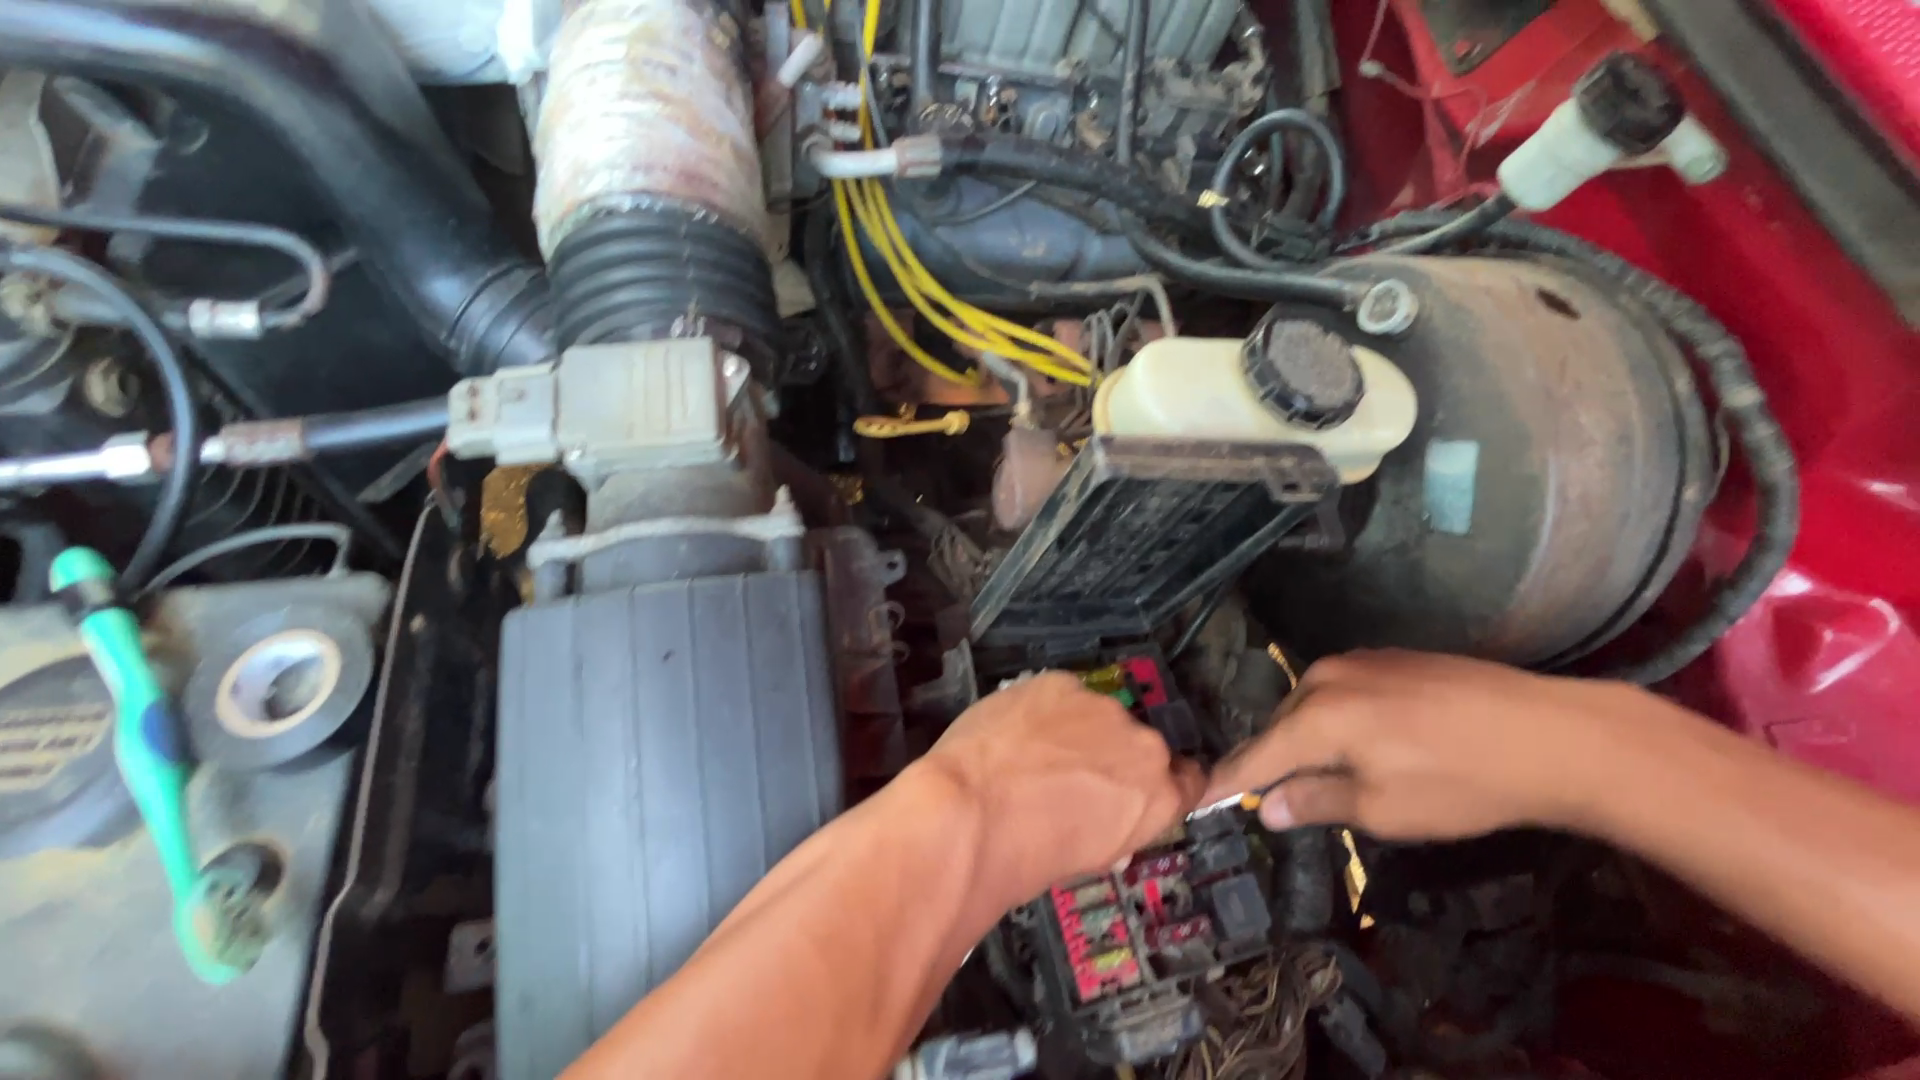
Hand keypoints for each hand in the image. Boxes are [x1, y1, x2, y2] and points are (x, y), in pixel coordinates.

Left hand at [917, 672, 1206, 901]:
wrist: (977, 814)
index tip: (1133, 787)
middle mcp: (1143, 745)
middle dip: (1108, 755)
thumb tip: (1100, 820)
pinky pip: (1059, 694)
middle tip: (1068, 776)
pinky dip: (1042, 709)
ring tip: (1031, 753)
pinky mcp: (1060, 682)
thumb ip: (1111, 827)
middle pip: (1135, 743)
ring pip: (1095, 714)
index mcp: (1160, 796)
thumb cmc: (1031, 857)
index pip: (1187, 779)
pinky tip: (1014, 731)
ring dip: (1073, 729)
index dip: (1159, 782)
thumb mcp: (1089, 858)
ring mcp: (1101, 707)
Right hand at [1203, 650, 1678, 840]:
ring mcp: (1358, 661)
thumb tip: (1268, 806)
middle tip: (1272, 798)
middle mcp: (1324, 678)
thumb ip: (1316, 802)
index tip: (1197, 799)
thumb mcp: (1384, 809)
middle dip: (1270, 761)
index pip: (1253, 755)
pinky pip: (1340, 692)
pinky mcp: (1390, 657)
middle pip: (1279, 727)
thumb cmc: (1462, 782)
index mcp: (1315, 717)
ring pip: (1309, 706)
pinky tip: (1366, 742)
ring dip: (1306, 739)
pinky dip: (1335, 720)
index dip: (1225, 781)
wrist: (1553, 733)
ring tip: (1324, 774)